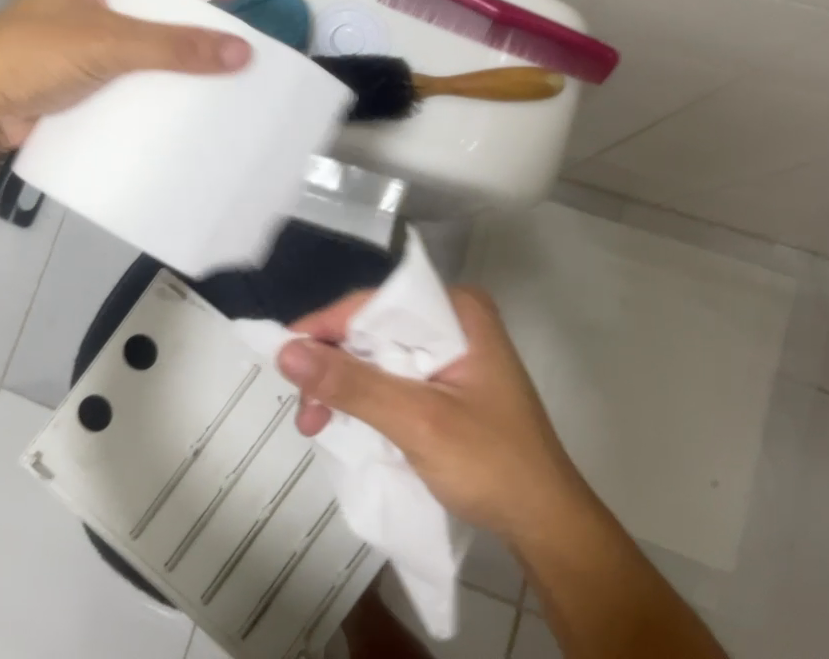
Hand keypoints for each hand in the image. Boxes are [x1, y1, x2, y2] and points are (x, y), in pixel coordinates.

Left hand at [0, 0, 252, 149]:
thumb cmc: (32, 56)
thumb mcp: (108, 42)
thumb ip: (174, 46)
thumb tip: (241, 51)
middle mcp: (83, 1)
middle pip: (146, 3)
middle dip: (183, 22)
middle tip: (221, 43)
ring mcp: (76, 42)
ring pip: (135, 44)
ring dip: (165, 60)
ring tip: (203, 80)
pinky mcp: (72, 79)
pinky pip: (120, 77)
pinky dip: (144, 87)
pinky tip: (166, 107)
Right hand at [277, 286, 582, 537]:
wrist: (546, 524)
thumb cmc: (491, 466)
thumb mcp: (416, 422)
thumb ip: (351, 384)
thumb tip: (283, 351)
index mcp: (457, 310)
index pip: (373, 304)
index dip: (324, 328)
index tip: (282, 358)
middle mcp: (453, 320)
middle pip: (372, 328)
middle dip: (331, 364)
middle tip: (303, 405)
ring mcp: (451, 352)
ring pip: (376, 354)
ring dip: (342, 385)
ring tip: (314, 422)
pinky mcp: (445, 381)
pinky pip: (390, 376)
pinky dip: (362, 398)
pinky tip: (339, 420)